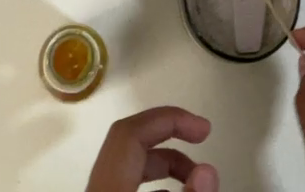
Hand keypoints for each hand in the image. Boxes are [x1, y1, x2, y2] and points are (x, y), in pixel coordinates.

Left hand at [84, 105, 219, 191]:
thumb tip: (208, 170)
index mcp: (106, 183)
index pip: (130, 132)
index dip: (169, 120)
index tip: (204, 129)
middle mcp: (95, 186)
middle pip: (129, 145)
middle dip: (169, 140)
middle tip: (203, 142)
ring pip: (127, 167)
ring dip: (164, 165)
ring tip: (196, 179)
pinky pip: (124, 186)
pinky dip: (152, 188)